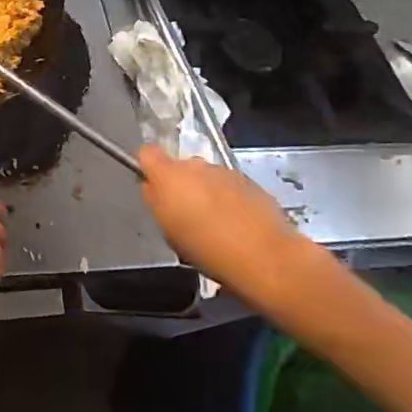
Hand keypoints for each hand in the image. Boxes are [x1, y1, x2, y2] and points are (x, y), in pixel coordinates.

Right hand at [138, 146, 324, 311]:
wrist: (265, 258)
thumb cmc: (206, 249)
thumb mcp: (168, 232)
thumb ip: (155, 202)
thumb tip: (152, 189)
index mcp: (169, 175)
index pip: (147, 153)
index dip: (147, 168)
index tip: (152, 189)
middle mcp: (197, 166)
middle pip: (178, 166)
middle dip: (179, 184)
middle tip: (183, 215)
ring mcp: (226, 172)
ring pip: (205, 176)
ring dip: (204, 192)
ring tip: (212, 224)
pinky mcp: (251, 182)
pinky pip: (228, 186)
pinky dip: (227, 199)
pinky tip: (234, 225)